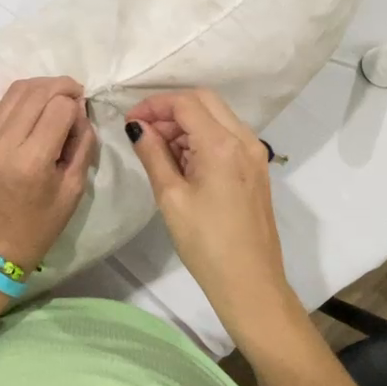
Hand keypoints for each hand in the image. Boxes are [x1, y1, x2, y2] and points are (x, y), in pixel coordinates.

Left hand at [0, 77, 97, 269]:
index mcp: (31, 161)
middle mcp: (5, 142)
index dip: (76, 108)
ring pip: (18, 89)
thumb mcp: (73, 189)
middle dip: (62, 86)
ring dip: (42, 86)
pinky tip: (37, 106)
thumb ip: (82, 145)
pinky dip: (24, 96)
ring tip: (58, 96)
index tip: (81, 120)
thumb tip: (79, 110)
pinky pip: (3, 101)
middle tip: (76, 95)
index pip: (59, 109)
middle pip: (37, 91)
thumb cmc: (39, 225)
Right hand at [126, 89, 294, 338]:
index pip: (185, 103)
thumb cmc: (206, 243)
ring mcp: (254, 154)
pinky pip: (227, 136)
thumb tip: (138, 127)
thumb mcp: (171, 197)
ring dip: (186, 122)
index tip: (131, 122)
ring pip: (217, 116)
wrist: (250, 285)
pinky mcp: (255, 169)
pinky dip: (202, 136)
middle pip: (204, 101)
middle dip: (170, 109)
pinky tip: (182, 160)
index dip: (154, 106)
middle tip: (144, 130)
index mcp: (222, 144)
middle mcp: (244, 140)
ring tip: (158, 148)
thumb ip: (153, 154)